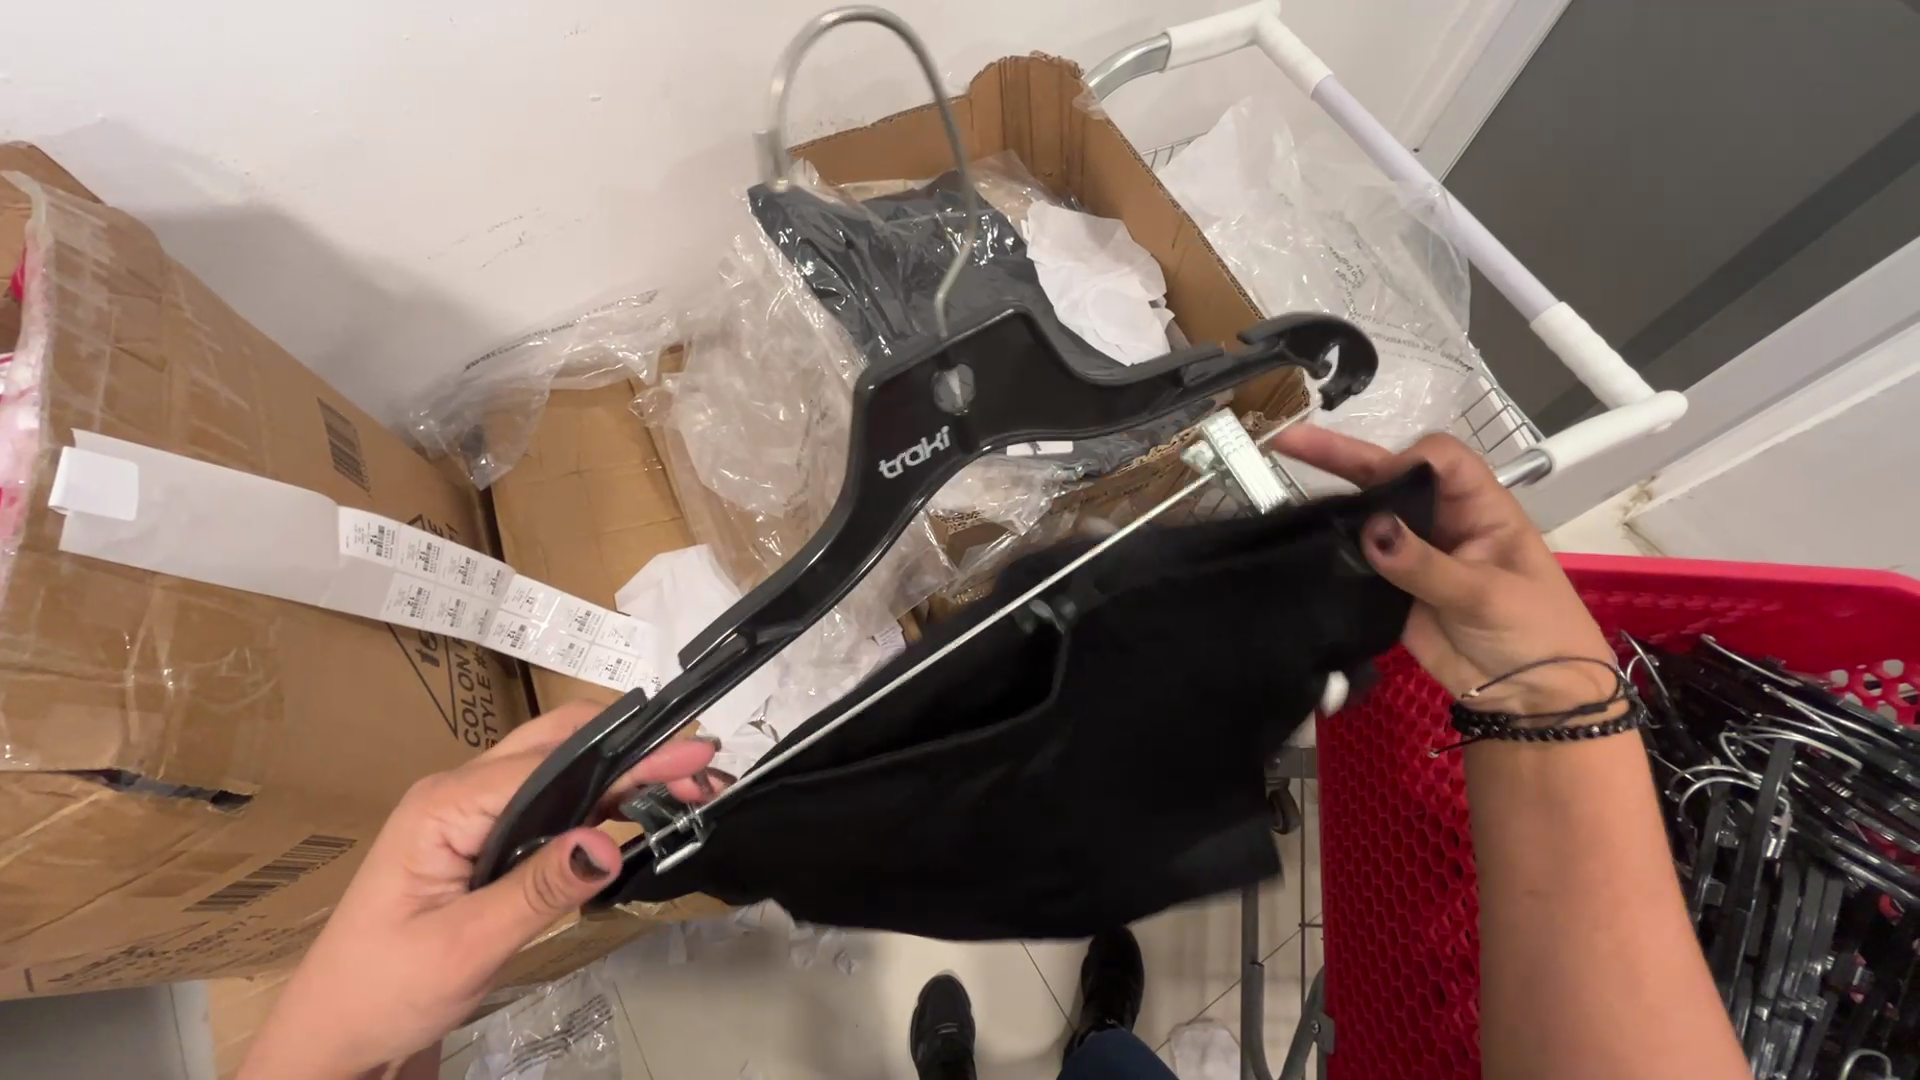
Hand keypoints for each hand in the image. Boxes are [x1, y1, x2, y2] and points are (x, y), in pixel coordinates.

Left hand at [239, 702, 717, 1079]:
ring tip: (686, 783)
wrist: (332, 1040)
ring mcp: (477, 808)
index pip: (553, 762)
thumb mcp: (462, 949)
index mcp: (447, 805)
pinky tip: (642, 803)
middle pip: (562, 743)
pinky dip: (606, 796)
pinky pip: (557, 798)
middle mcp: (464, 791)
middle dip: (635, 746)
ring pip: (566, 765)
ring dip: (627, 769)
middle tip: (699, 765)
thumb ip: (537, 890)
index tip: (688, 758)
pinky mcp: (491, 831)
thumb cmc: (381, 994)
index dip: (625, 757)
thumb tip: (607, 844)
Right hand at [1271, 427, 1616, 713]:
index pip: (1440, 459)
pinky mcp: (1386, 588)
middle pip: (1389, 476)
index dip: (1406, 459)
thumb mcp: (1487, 595)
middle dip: (1339, 456)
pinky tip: (1294, 543)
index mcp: (1479, 508)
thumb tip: (1370, 530)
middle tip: (1288, 443)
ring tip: (1280, 498)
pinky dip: (1325, 550)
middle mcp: (1439, 522)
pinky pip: (1351, 561)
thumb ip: (1425, 563)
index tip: (1380, 482)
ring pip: (1364, 517)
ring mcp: (1410, 555)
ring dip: (1327, 504)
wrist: (1529, 698)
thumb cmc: (1535, 635)